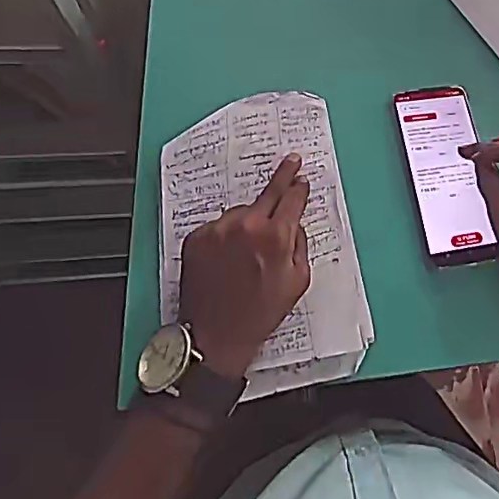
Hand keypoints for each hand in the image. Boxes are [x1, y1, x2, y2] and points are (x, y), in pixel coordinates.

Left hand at [178, 154, 310, 377]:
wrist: (215, 335)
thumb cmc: (260, 312)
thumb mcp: (297, 281)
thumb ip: (300, 245)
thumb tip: (296, 223)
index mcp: (276, 236)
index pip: (292, 198)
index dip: (299, 186)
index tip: (301, 177)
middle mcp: (246, 226)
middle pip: (268, 192)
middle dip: (283, 176)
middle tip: (291, 162)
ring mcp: (218, 230)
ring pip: (242, 213)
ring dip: (249, 221)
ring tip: (247, 253)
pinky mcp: (197, 237)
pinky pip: (219, 226)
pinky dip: (226, 235)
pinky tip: (228, 258)